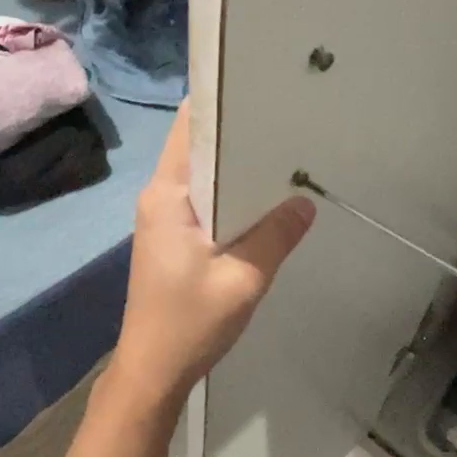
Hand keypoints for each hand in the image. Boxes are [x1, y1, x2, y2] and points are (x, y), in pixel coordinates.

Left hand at [110, 105, 314, 400]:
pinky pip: (203, 201)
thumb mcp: (242, 280)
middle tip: (286, 118)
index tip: (261, 86)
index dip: (223, 101)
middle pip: (198, 147)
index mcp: (167, 195)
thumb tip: (304, 202)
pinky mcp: (171, 239)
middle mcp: (159, 197)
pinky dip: (229, 193)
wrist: (152, 371)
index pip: (191, 127)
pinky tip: (261, 198)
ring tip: (282, 151)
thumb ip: (275, 236)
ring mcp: (163, 219)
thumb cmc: (189, 323)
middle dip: (238, 132)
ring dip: (235, 165)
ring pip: (202, 175)